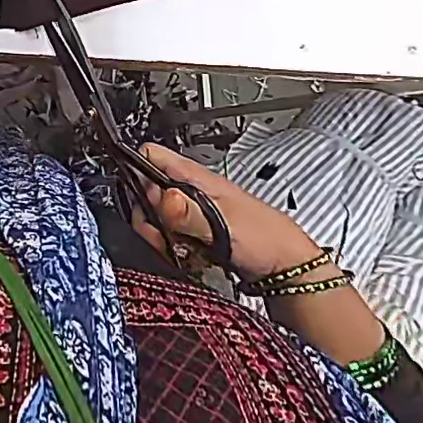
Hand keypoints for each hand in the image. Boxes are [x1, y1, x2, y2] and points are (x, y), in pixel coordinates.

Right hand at [129, 143, 327, 278]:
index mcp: (195, 177)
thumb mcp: (223, 225)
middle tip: (159, 237)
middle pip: (147, 191)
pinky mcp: (195, 230)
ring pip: (157, 215)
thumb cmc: (264, 238)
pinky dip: (171, 246)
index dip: (136, 175)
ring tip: (176, 249)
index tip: (141, 204)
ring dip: (158, 235)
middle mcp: (191, 189)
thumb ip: (190, 213)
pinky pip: (170, 234)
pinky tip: (184, 255)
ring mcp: (193, 210)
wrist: (286, 265)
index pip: (150, 157)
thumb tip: (162, 198)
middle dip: (146, 215)